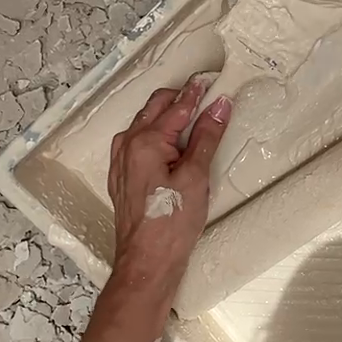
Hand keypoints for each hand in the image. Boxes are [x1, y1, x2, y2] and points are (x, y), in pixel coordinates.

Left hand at [106, 77, 232, 282]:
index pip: (177, 107)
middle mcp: (127, 145)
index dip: (197, 92)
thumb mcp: (197, 176)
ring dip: (167, 114)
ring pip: (145, 123)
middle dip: (180, 97)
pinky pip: (138, 141)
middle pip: (156, 107)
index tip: (211, 78)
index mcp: (145, 141)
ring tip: (192, 114)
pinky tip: (172, 141)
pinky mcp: (122, 176)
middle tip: (204, 93)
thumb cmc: (172, 223)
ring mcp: (121, 161)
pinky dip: (156, 132)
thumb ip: (207, 136)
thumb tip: (220, 105)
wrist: (147, 262)